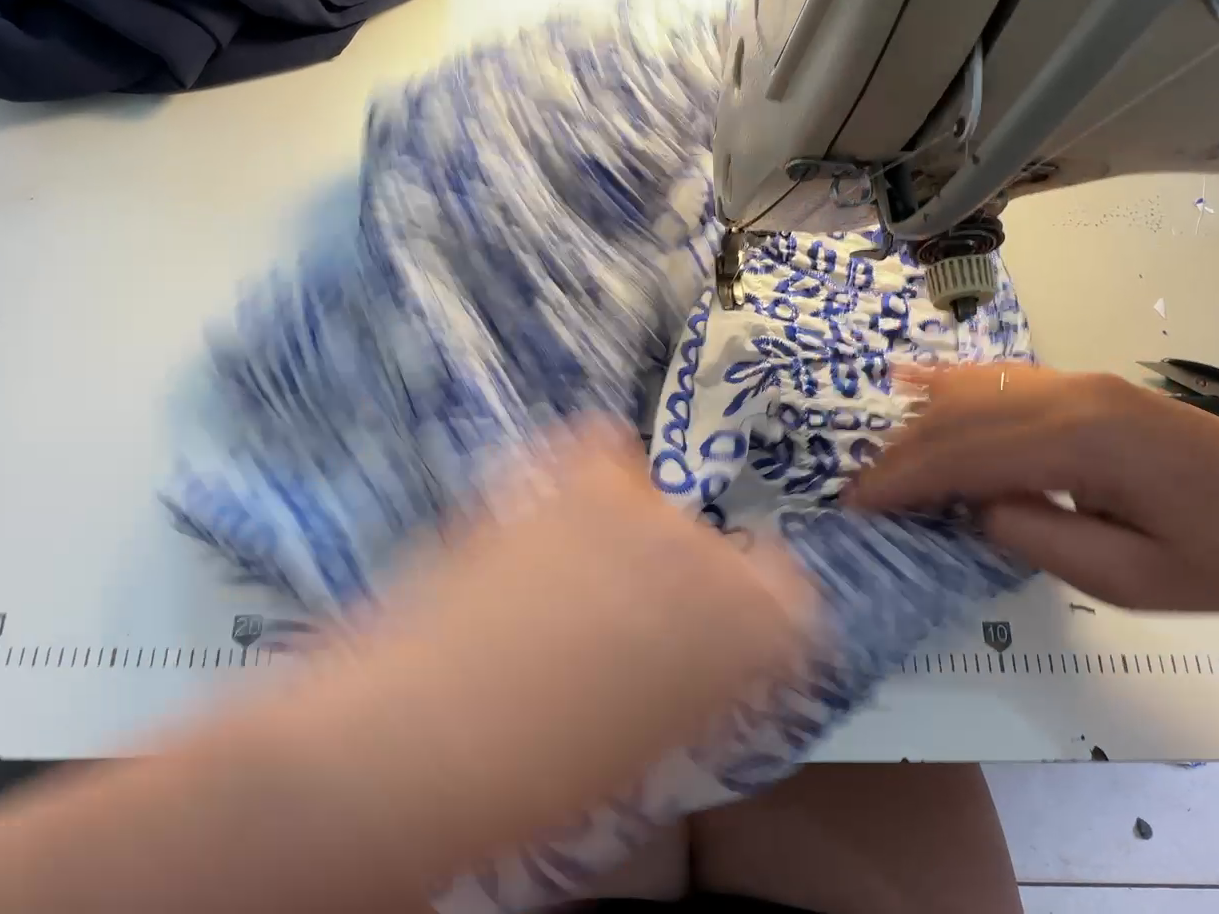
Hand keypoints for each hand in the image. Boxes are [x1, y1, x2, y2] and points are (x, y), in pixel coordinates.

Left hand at [326, 418, 816, 836]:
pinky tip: (551, 511)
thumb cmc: (550, 770)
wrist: (431, 736)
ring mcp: (638, 501)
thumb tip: (691, 647)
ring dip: (631, 524)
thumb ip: (696, 677)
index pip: (787, 597)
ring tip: (580, 565)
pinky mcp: (566, 473)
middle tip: (630, 614)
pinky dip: (583, 470)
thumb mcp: (655, 736)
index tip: (713, 637)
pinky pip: (596, 448)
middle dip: (685, 576)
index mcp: (757, 631)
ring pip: (656, 492)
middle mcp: (713, 550)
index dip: (750, 616)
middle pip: (717, 544)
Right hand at [843, 365, 1218, 628]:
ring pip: (972, 388)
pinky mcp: (1090, 385)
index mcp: (1083, 441)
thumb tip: (971, 504)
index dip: (900, 479)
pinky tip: (916, 383)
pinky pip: (1002, 377)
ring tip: (887, 463)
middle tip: (859, 492)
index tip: (853, 505)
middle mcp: (1073, 394)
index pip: (961, 453)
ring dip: (921, 424)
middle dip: (899, 454)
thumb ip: (1028, 535)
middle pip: (957, 414)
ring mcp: (1083, 381)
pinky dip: (952, 386)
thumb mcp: (1120, 577)